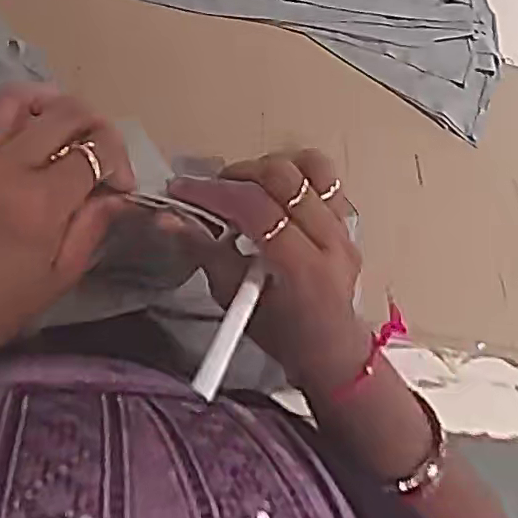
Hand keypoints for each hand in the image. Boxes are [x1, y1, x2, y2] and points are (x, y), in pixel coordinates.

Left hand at [0, 82, 134, 408]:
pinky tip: (32, 139)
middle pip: (65, 112)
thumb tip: (118, 193)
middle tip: (100, 155)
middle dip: (97, 126)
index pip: (94, 149)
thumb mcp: (58, 278)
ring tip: (67, 129)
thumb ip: (92, 226)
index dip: (118, 159)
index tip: (118, 184)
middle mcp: (5, 170)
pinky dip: (21, 117)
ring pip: (21, 98)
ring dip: (55, 105)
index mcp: (38, 206)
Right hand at [168, 151, 371, 392]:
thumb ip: (204, 252)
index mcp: (304, 269)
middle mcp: (331, 242)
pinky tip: (273, 190)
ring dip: (267, 168)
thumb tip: (170, 220)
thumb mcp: (233, 299)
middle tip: (212, 190)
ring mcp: (344, 227)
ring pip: (309, 166)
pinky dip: (294, 173)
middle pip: (283, 177)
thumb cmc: (282, 335)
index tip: (184, 190)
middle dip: (237, 175)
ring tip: (245, 188)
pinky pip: (324, 177)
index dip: (215, 194)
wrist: (331, 351)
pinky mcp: (347, 220)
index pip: (257, 209)